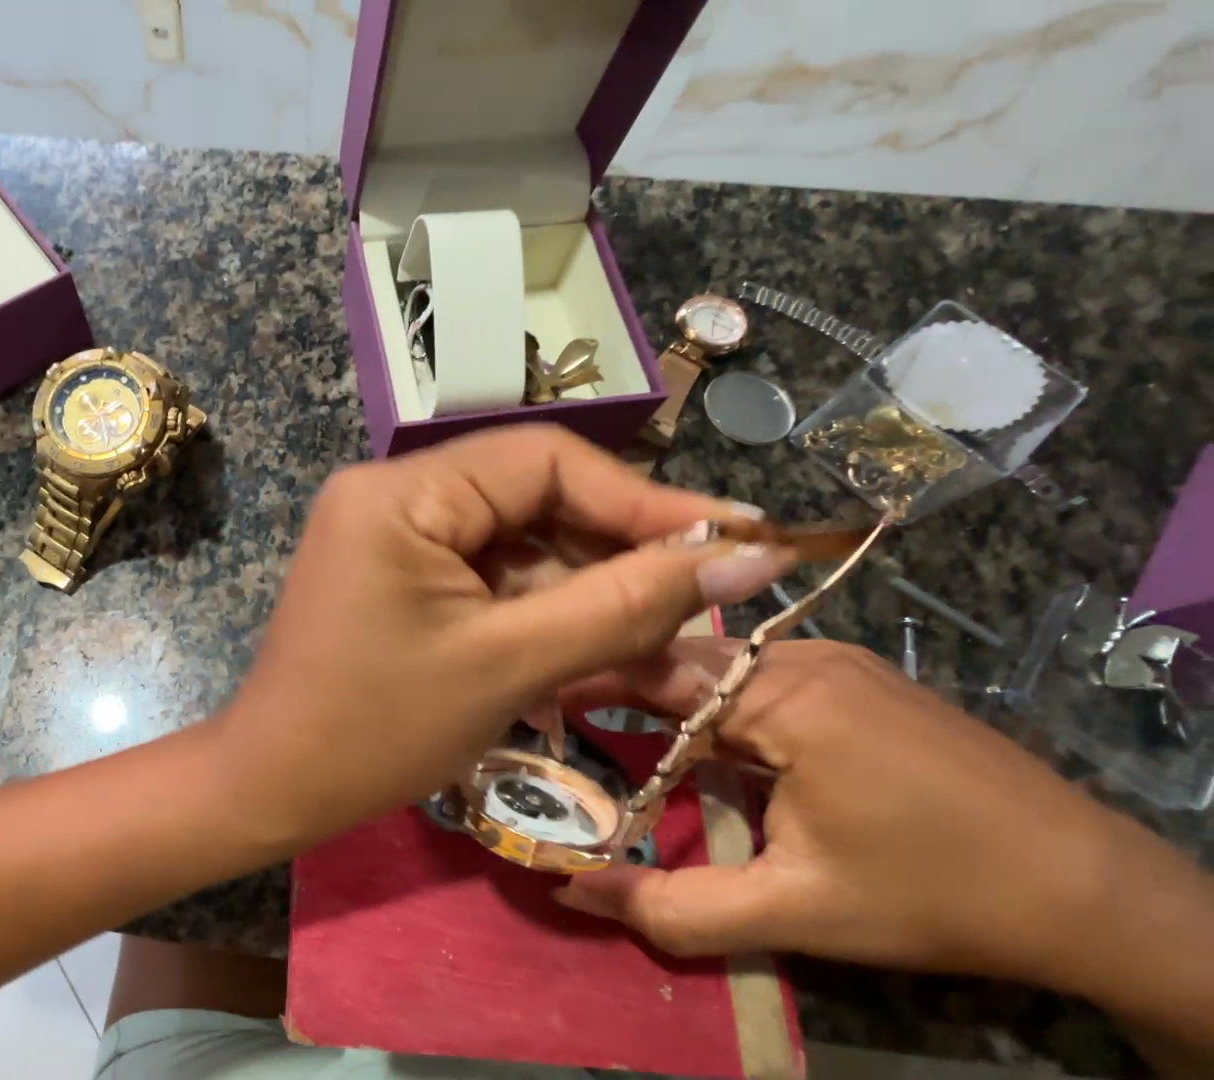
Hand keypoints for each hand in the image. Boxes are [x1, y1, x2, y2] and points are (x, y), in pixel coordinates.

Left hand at [215, 426, 797, 848]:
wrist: (275, 787)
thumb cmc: (379, 730)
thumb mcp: (511, 664)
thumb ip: (628, 604)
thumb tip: (749, 553)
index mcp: (401, 492)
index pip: (546, 459)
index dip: (644, 500)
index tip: (735, 541)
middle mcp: (390, 491)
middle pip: (531, 494)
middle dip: (612, 550)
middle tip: (695, 601)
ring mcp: (388, 530)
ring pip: (514, 537)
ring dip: (581, 586)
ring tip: (648, 638)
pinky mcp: (393, 570)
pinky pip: (482, 569)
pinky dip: (535, 605)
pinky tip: (581, 647)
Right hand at [554, 639, 1207, 994]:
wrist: (1100, 897)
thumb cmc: (937, 896)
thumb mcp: (797, 912)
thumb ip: (673, 904)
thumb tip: (566, 888)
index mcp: (786, 694)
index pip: (652, 663)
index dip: (583, 678)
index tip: (528, 703)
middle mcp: (806, 656)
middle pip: (681, 658)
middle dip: (618, 688)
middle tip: (561, 726)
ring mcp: (839, 662)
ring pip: (719, 665)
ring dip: (666, 697)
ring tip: (615, 734)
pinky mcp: (859, 680)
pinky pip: (759, 675)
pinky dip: (714, 703)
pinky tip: (704, 746)